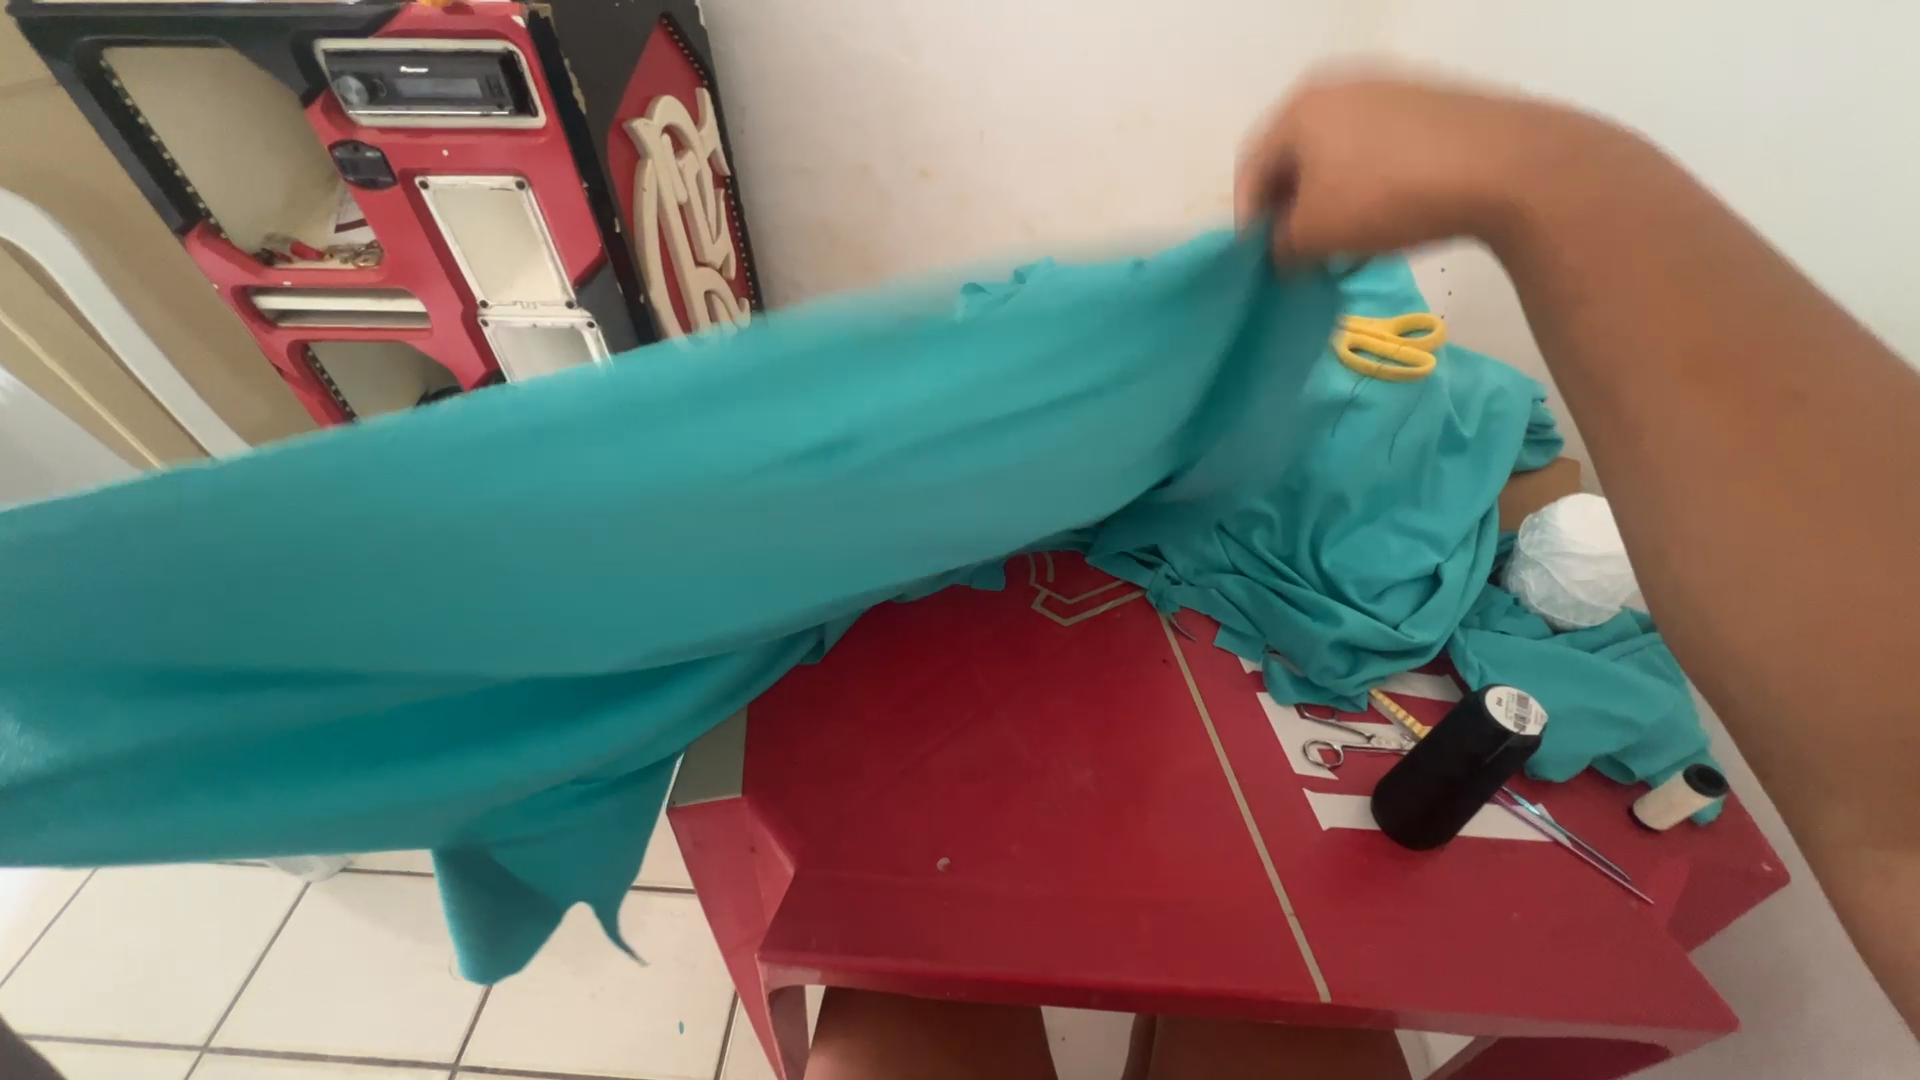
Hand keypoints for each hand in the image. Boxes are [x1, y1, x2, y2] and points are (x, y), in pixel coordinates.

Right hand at [1234, 71, 1641, 258]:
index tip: (1258, 262)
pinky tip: (1378, 222)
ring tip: (1337, 245)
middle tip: (1295, 255)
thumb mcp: (1311, 236)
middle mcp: (1338, 87)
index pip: (1250, 172)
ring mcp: (1387, 89)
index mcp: (1299, 108)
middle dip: (1288, 212)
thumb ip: (1276, 247)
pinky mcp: (1427, 104)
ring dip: (1326, 204)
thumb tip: (1278, 252)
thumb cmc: (1385, 196)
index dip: (1247, 223)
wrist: (1506, 166)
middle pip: (1292, 161)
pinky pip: (1373, 152)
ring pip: (1333, 159)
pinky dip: (1363, 188)